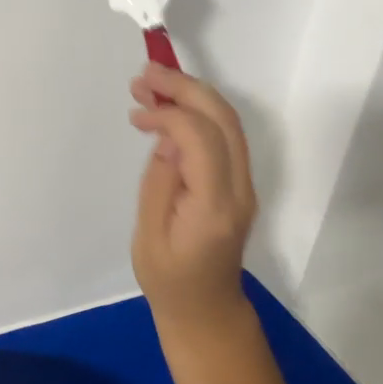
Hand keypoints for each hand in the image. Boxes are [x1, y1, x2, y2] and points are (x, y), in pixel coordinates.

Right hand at [128, 63, 256, 328]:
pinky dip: (198, 116)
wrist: (205, 308)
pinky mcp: (238, 185)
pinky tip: (169, 112)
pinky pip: (224, 138)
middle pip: (222, 120)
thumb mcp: (148, 236)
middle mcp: (238, 189)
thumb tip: (167, 137)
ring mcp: (244, 185)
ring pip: (228, 124)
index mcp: (213, 206)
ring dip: (192, 97)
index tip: (138, 112)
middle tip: (145, 74)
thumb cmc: (169, 281)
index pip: (201, 139)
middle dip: (185, 88)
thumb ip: (160, 182)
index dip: (170, 114)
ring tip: (152, 85)